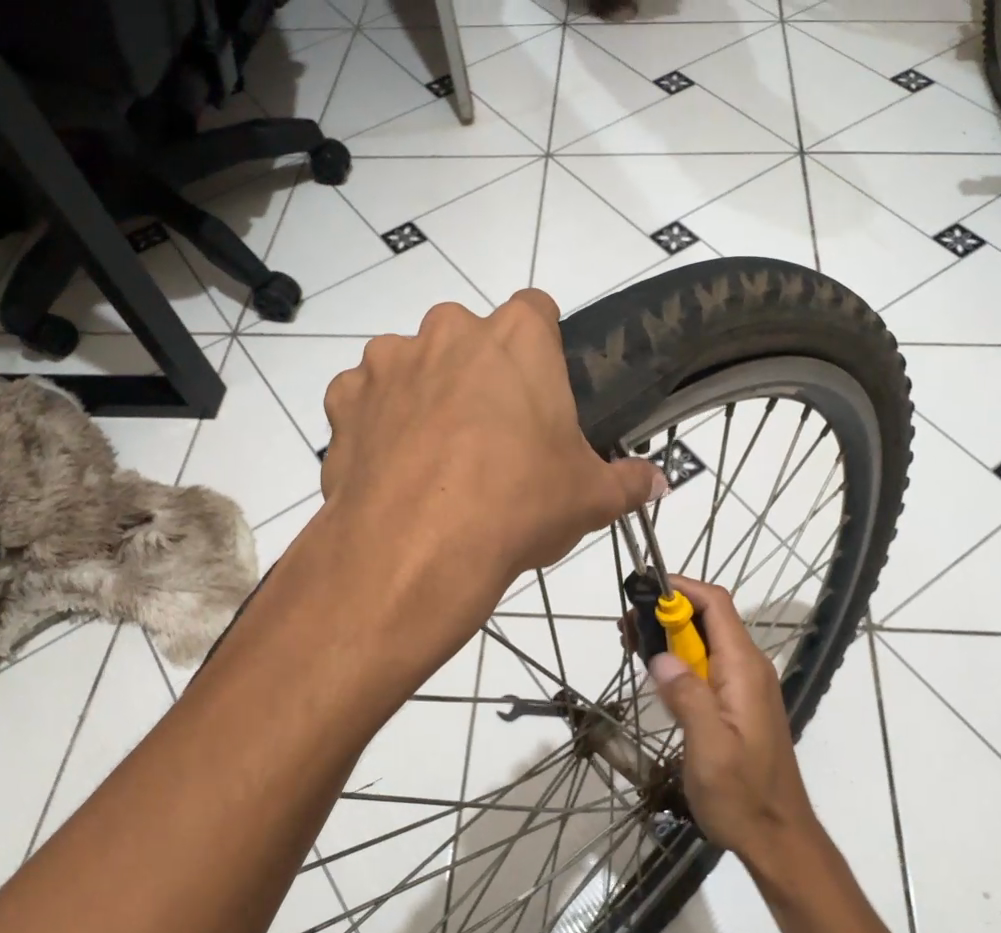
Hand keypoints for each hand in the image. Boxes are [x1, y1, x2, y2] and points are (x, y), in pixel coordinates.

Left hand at [321, 290, 664, 586]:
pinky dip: (378, 424)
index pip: (536, 311)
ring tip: (437, 459)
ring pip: (414, 365)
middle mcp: (448, 332)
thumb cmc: (518, 507)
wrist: (416, 553)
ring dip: (425, 395)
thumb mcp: (590, 499)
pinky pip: (365, 400)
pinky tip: (394, 468)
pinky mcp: (343, 400)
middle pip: (469, 338)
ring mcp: (388, 362)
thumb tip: (657, 483)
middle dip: (479, 375)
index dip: (541, 349)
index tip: (540, 394)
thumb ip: (628, 482)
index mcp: (516, 338)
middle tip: (492, 437)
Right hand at [645, 577, 820, 870]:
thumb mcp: (709, 748)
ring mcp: (745, 686)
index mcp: (744, 669)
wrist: (776, 834)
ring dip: (669, 638)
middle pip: (708, 619)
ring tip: (631, 647)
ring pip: (705, 642)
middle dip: (666, 613)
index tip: (640, 593)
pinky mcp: (738, 704)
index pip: (716, 604)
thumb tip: (659, 656)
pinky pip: (708, 667)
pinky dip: (679, 662)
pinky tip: (656, 678)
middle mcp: (748, 668)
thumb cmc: (742, 794)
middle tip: (625, 630)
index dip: (680, 588)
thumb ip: (687, 697)